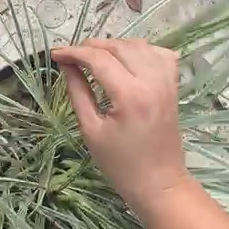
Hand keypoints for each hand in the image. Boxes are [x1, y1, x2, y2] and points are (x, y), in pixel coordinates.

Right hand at [51, 39, 192, 210]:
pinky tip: (127, 60)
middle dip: (92, 46)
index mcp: (129, 96)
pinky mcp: (173, 86)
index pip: (98, 59)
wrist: (159, 183)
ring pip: (139, 45)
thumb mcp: (91, 130)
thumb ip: (78, 92)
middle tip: (72, 57)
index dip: (74, 52)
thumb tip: (66, 65)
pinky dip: (142, 50)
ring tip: (95, 57)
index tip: (55, 54)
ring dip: (115, 45)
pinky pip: (160, 54)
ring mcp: (166, 82)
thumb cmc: (120, 164)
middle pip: (119, 47)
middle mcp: (151, 82)